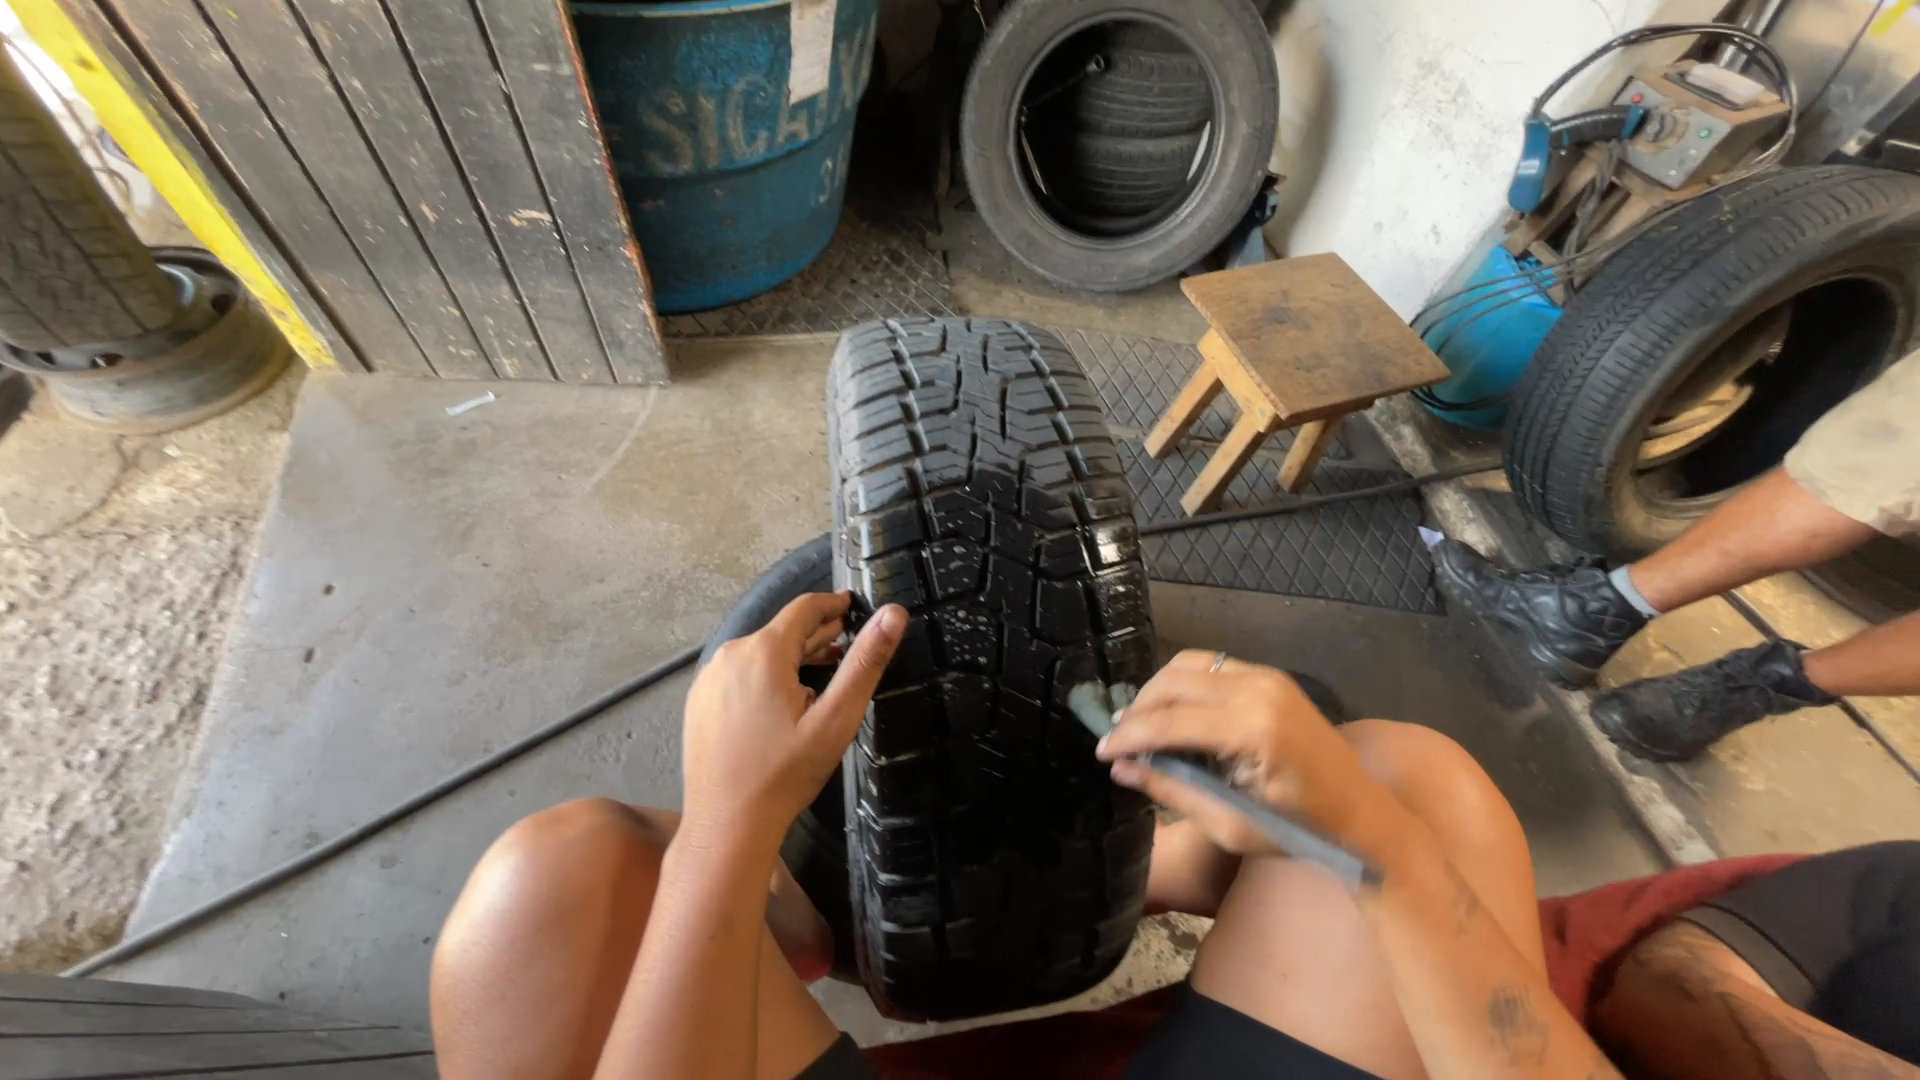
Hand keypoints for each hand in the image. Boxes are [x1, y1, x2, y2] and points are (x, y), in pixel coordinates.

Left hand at [682, 593, 905, 843]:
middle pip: (781, 631)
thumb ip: (865, 662)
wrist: (727, 825)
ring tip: (820, 670)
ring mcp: (709, 678)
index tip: (853, 606)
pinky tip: (782, 700)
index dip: (833, 604)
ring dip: (791, 656)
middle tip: (846, 641)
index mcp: (764, 651)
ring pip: (759, 653)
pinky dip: (764, 676)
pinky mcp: (698, 701)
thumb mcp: (836, 718)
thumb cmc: (786, 772)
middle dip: (816, 634)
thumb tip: (894, 614)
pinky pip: (738, 674)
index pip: (804, 608)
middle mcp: (731, 654)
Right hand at [1095, 651, 1407, 858]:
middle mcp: (1257, 689)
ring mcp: (1266, 677)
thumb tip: (1121, 769)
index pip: (1170, 722)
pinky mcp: (1270, 676)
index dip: (1129, 736)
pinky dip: (1183, 683)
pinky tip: (1174, 711)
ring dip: (1158, 691)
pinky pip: (1211, 666)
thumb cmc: (1299, 832)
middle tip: (1117, 739)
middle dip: (1138, 709)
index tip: (1101, 751)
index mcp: (1253, 729)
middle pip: (1173, 682)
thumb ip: (1172, 789)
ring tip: (1140, 723)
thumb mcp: (1231, 824)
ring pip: (1188, 665)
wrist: (1365, 817)